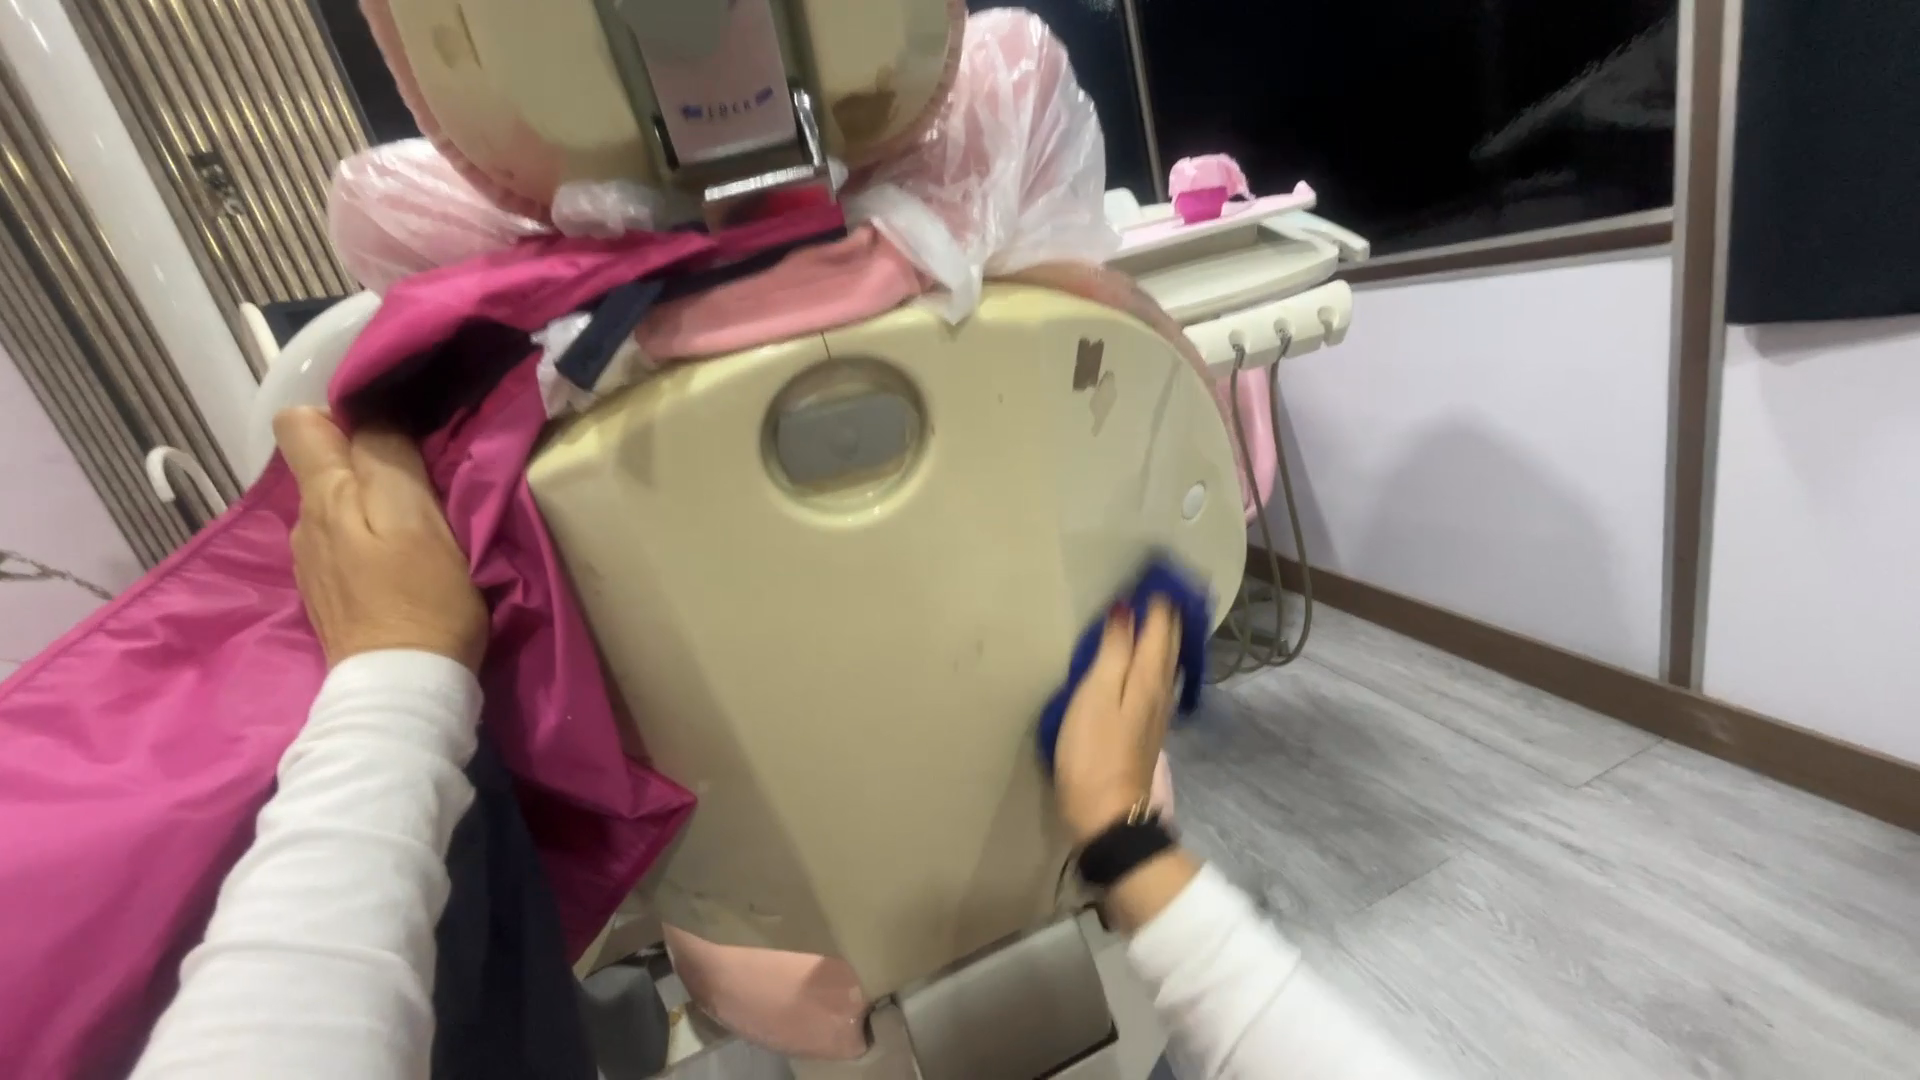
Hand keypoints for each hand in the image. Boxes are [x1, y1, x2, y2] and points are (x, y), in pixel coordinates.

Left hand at [275, 407, 486, 671]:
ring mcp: (308, 552)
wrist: (403, 681)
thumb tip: (377, 419)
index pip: (321, 421)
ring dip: (365, 490)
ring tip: (412, 512)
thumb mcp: (420, 521)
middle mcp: (307, 514)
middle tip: (416, 466)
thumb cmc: (428, 601)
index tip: (410, 426)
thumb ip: (392, 465)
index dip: (363, 414)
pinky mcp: (320, 582)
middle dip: (360, 445)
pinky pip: (335, 529)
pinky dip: (362, 525)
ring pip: (330, 492)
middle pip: (316, 452)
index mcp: (332, 493)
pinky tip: (394, 551)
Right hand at [1054, 597, 1181, 843]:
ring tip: (1159, 613)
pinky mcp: (1147, 728)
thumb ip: (1113, 651)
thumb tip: (1127, 610)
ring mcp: (1157, 711)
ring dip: (1165, 634)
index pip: (1160, 627)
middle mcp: (1160, 689)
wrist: (1107, 813)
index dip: (1159, 600)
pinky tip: (1148, 658)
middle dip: (1169, 614)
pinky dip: (1157, 657)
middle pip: (1169, 643)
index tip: (1155, 571)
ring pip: (1167, 661)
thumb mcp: (1095, 695)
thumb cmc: (1093, 751)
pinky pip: (1158, 677)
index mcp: (1147, 676)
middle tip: (1164, 585)